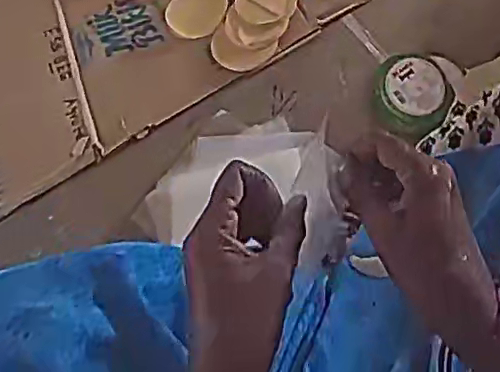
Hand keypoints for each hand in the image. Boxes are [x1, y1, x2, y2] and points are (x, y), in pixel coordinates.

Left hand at [183, 161, 306, 371]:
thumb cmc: (249, 322)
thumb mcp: (277, 270)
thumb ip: (289, 227)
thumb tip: (299, 199)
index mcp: (210, 230)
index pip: (235, 176)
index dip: (263, 182)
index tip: (281, 206)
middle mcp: (199, 235)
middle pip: (233, 192)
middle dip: (263, 201)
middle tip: (284, 225)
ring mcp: (200, 252)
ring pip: (233, 212)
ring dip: (260, 218)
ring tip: (279, 241)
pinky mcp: (207, 267)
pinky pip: (230, 233)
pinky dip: (251, 234)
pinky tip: (269, 254)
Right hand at [341, 131, 498, 360]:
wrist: (464, 301)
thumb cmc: (421, 266)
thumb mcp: (383, 230)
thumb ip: (360, 193)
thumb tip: (343, 170)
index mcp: (423, 170)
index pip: (383, 142)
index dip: (357, 149)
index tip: (336, 165)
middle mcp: (436, 166)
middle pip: (393, 152)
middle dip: (366, 164)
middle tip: (341, 185)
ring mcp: (442, 180)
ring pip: (401, 167)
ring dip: (377, 177)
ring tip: (353, 198)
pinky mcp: (443, 196)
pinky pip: (412, 181)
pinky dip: (392, 188)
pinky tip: (374, 207)